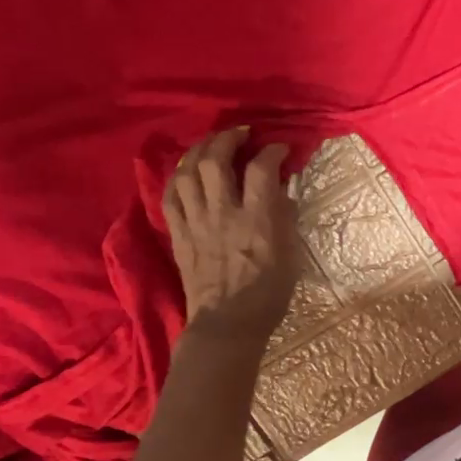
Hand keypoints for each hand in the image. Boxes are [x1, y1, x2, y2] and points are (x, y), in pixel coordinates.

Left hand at [163, 128, 298, 337]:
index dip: (272, 151)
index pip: (261, 169)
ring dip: (199, 150)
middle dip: (227, 138)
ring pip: (187, 172)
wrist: (227, 325)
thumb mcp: (290, 256)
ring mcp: (196, 223)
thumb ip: (284, 219)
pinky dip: (177, 177)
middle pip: (215, 160)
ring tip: (211, 144)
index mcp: (257, 221)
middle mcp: (223, 214)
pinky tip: (187, 172)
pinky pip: (170, 196)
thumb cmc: (268, 295)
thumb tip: (281, 193)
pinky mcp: (178, 234)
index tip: (280, 149)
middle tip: (241, 135)